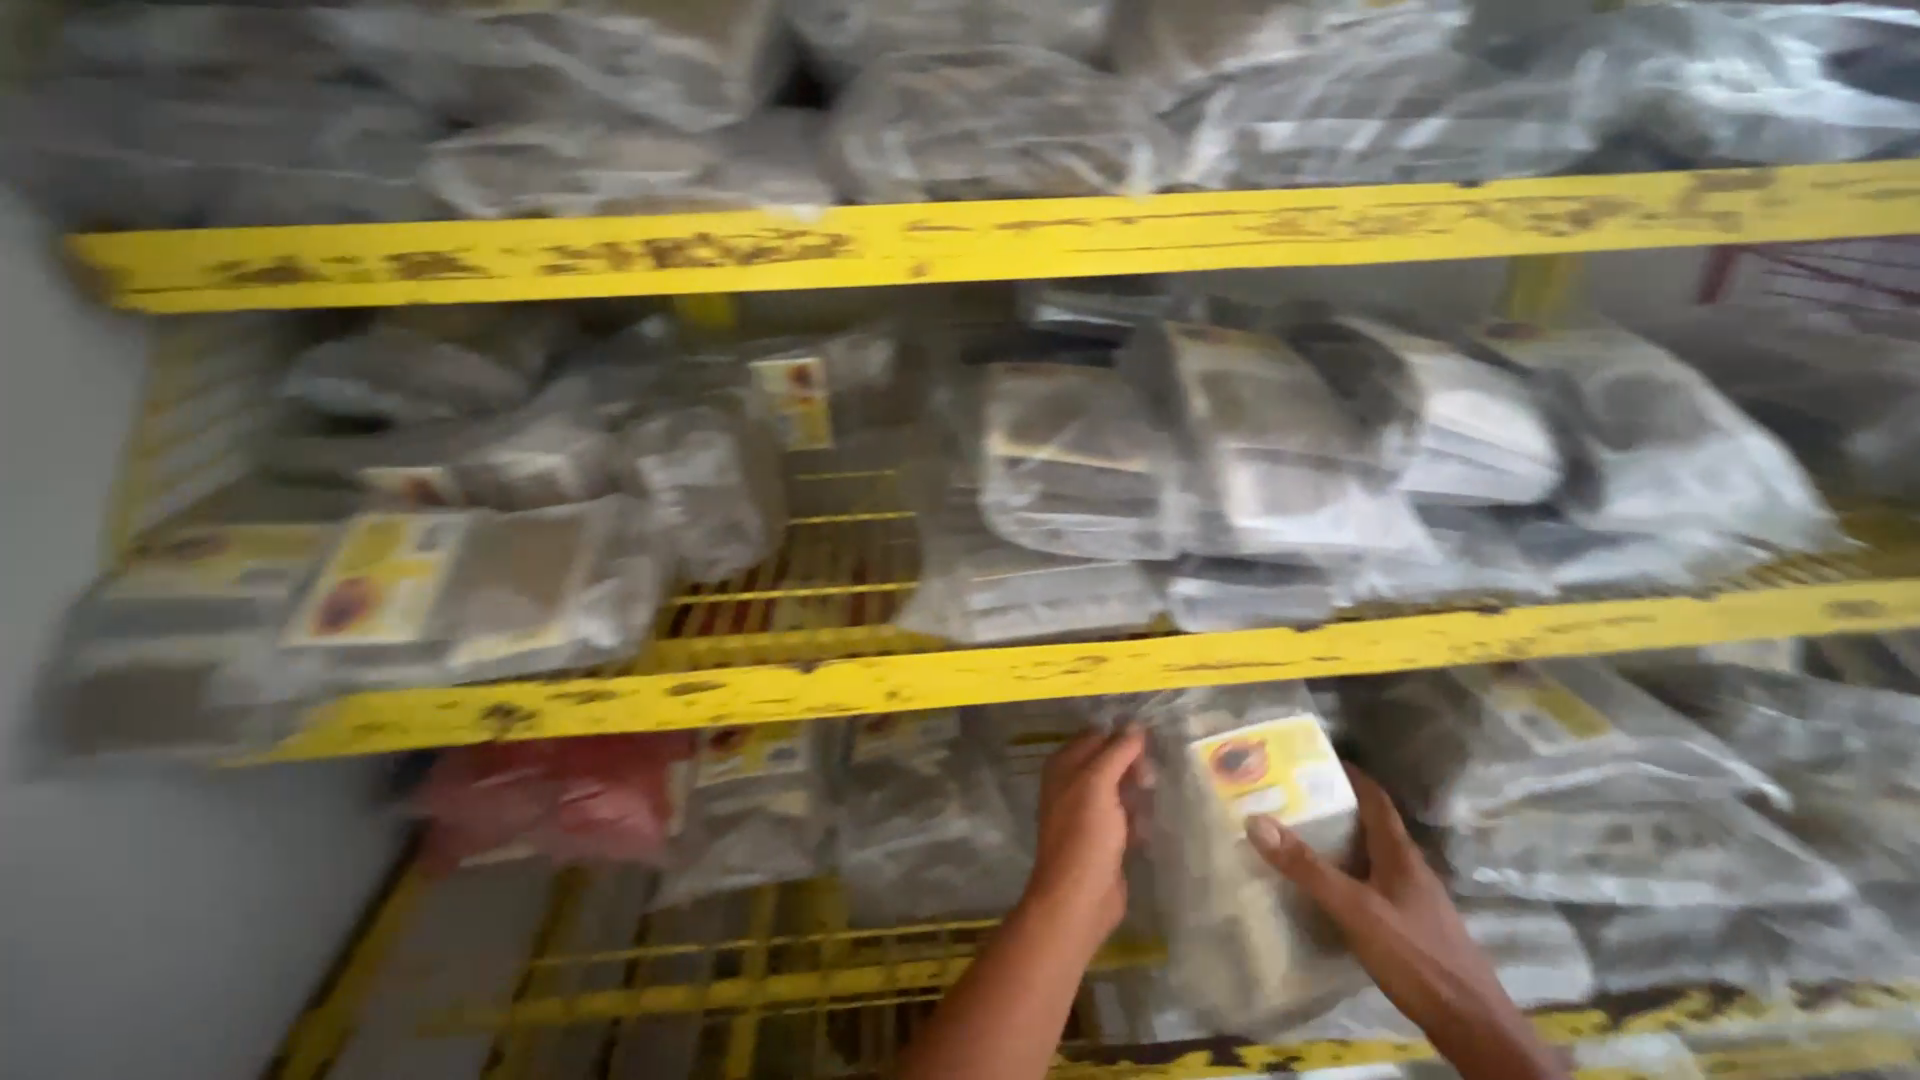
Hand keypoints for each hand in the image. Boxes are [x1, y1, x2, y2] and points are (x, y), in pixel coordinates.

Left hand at [1020, 728, 1146, 938]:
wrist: (1079, 897)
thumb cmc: (1085, 835)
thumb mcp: (1098, 784)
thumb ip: (1116, 752)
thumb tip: (1135, 725)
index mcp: (1064, 766)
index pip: (1097, 736)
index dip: (1122, 738)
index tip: (1150, 747)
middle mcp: (1073, 785)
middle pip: (1110, 761)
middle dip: (1133, 767)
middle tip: (1149, 780)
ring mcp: (1088, 812)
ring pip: (1121, 789)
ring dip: (1138, 794)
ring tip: (1149, 804)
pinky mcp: (1105, 837)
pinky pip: (1126, 817)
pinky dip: (1138, 819)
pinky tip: (1146, 829)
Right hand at [1246, 765, 1549, 1066]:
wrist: (1471, 1023)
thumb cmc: (1415, 957)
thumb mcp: (1355, 910)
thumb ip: (1308, 868)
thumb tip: (1257, 821)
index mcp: (1401, 855)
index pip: (1376, 800)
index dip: (1351, 776)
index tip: (1316, 760)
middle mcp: (1410, 870)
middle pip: (1372, 827)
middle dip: (1336, 809)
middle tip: (1292, 800)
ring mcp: (1415, 900)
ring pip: (1372, 858)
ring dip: (1341, 845)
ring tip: (1299, 841)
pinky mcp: (1413, 928)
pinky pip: (1374, 887)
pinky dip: (1348, 877)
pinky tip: (1328, 894)